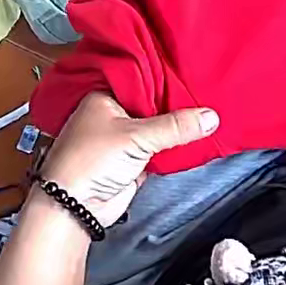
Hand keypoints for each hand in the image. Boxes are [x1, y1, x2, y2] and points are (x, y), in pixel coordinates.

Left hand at [36, 93, 218, 226]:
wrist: (75, 207)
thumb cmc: (88, 162)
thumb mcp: (136, 136)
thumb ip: (175, 126)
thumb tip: (210, 117)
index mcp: (105, 97)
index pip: (144, 81)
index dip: (168, 80)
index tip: (195, 77)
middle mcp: (113, 115)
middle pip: (153, 106)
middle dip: (176, 106)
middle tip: (206, 95)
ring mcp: (123, 139)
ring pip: (157, 129)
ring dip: (176, 128)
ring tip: (206, 116)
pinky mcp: (132, 161)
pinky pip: (159, 149)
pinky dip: (174, 147)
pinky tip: (195, 139)